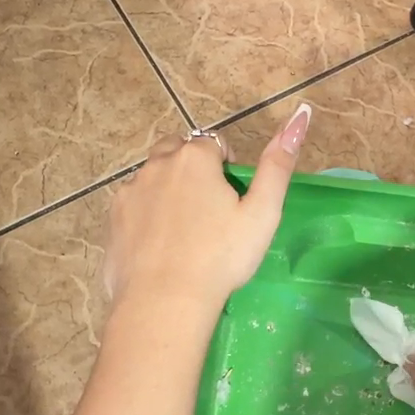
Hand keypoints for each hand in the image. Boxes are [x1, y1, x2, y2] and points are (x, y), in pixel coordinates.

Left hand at [102, 103, 310, 311]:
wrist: (165, 301)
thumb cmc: (222, 256)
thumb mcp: (262, 212)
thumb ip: (279, 163)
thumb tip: (301, 113)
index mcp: (194, 159)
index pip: (214, 145)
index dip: (228, 169)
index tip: (235, 201)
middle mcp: (157, 165)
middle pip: (178, 151)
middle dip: (194, 169)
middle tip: (213, 212)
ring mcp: (130, 192)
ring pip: (154, 178)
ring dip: (171, 191)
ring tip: (188, 233)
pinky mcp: (113, 220)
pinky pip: (135, 205)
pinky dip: (149, 216)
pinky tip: (164, 247)